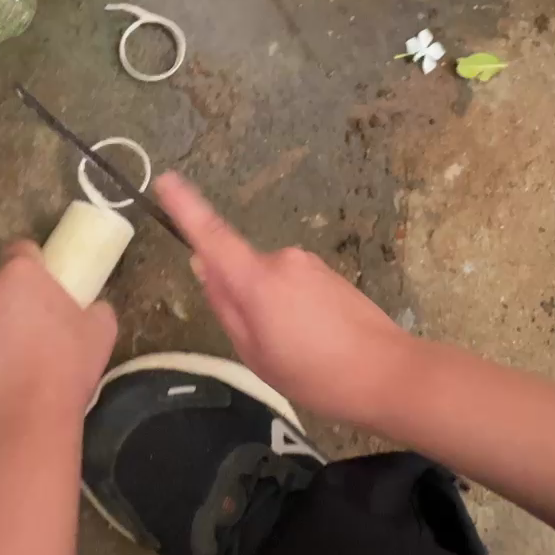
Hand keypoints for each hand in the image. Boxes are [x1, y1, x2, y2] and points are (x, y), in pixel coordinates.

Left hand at [0, 241, 117, 449]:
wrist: (19, 429)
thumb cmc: (65, 373)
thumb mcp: (101, 332)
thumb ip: (93, 307)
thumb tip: (88, 309)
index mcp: (21, 274)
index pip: (22, 252)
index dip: (32, 269)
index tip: (39, 293)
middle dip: (3, 305)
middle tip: (22, 337)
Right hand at [156, 172, 414, 426]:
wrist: (387, 371)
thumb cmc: (315, 374)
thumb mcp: (255, 354)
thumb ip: (225, 307)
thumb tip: (205, 267)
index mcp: (257, 280)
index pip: (212, 236)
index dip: (186, 208)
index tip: (166, 180)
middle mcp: (282, 259)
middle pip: (243, 270)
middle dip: (243, 299)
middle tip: (265, 345)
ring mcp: (309, 262)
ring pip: (269, 280)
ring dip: (272, 307)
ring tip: (298, 350)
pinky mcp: (329, 271)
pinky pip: (294, 284)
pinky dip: (294, 307)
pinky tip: (317, 341)